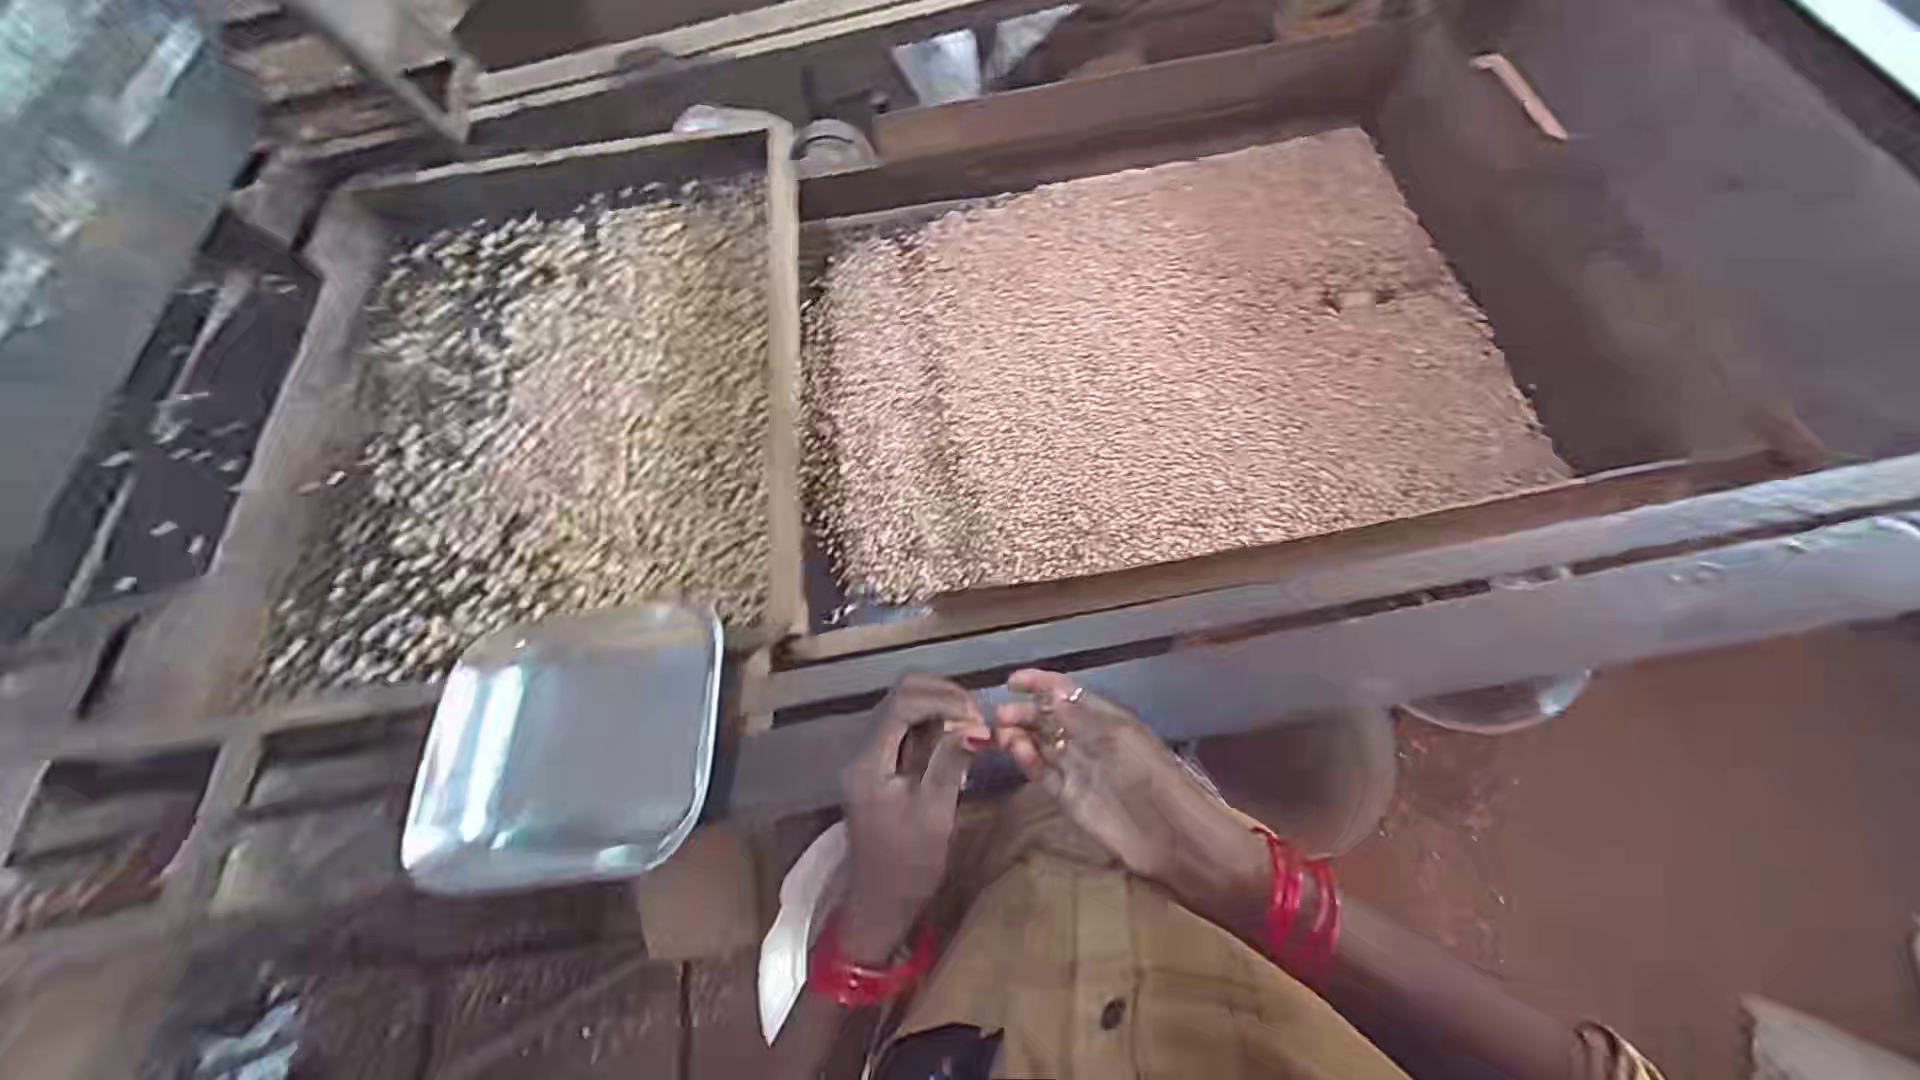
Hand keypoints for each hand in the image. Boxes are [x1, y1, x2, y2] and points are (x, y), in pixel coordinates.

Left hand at [837, 674, 989, 963]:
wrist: (880, 904)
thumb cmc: (907, 866)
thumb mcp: (935, 814)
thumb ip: (950, 763)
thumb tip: (977, 725)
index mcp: (868, 761)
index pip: (901, 704)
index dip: (941, 699)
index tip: (975, 715)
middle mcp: (863, 749)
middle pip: (899, 696)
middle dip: (941, 695)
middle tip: (975, 715)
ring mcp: (870, 754)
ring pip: (903, 705)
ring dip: (938, 705)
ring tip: (970, 723)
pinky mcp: (881, 761)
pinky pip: (906, 725)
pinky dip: (933, 721)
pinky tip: (955, 735)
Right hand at [994, 669, 1271, 939]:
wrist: (1174, 838)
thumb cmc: (1151, 777)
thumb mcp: (1118, 739)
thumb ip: (1080, 717)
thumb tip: (1048, 692)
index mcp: (1104, 717)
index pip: (1064, 692)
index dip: (1038, 683)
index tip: (1011, 681)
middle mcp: (1087, 738)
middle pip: (1047, 717)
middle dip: (1023, 711)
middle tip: (999, 716)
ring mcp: (1077, 768)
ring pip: (1040, 744)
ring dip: (1020, 735)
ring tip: (1002, 735)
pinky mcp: (1069, 796)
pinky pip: (1042, 772)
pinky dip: (1027, 761)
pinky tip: (1017, 754)